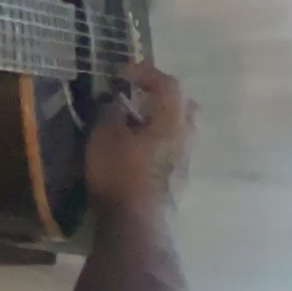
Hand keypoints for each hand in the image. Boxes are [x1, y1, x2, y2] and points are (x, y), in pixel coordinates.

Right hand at [87, 63, 195, 218]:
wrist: (137, 220)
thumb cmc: (119, 172)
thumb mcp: (105, 136)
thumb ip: (112, 114)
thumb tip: (117, 102)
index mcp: (171, 123)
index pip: (168, 86)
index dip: (145, 72)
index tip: (119, 70)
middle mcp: (186, 137)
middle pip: (184, 105)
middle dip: (160, 93)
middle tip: (133, 91)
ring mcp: (184, 158)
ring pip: (178, 126)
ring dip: (156, 115)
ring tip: (127, 118)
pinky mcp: (176, 174)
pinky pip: (170, 143)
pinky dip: (153, 133)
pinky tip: (131, 143)